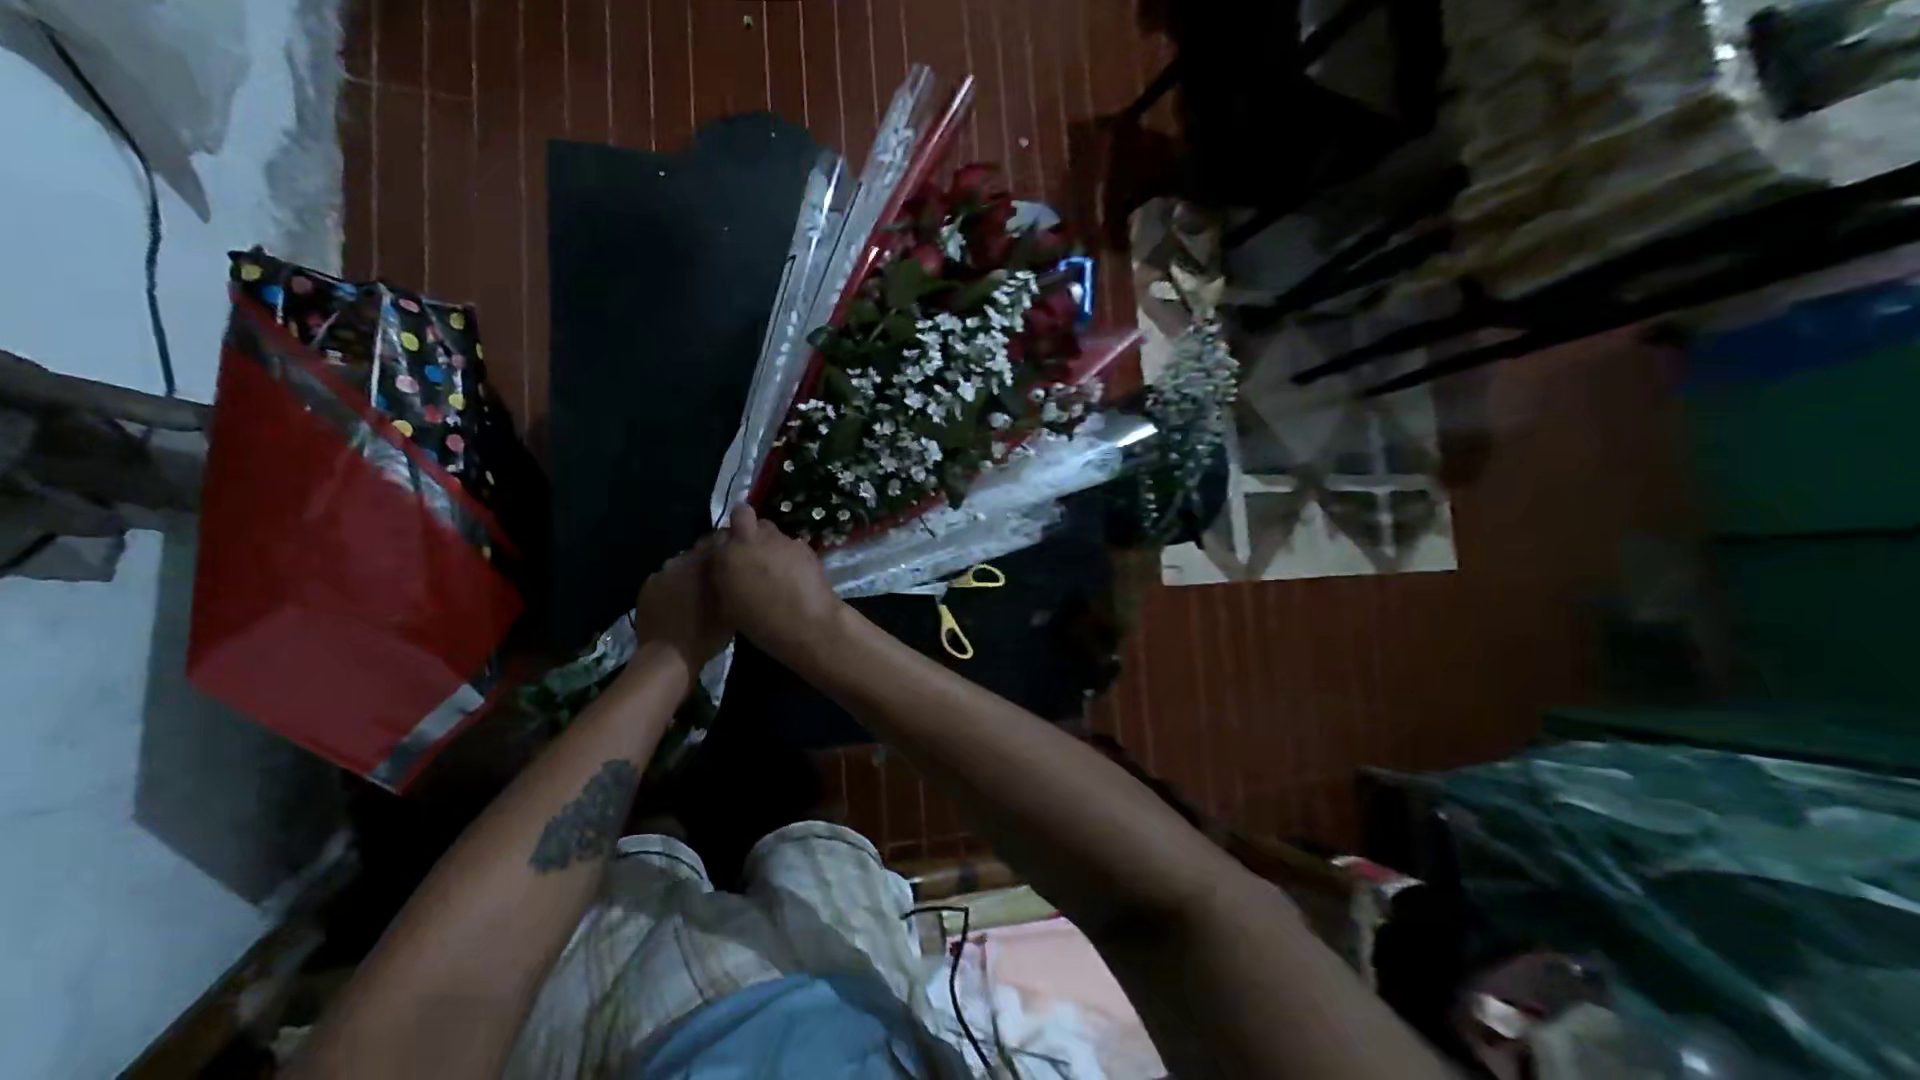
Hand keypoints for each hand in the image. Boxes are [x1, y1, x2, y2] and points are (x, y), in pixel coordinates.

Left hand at [632, 536, 731, 673]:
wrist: (667, 657)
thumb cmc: (706, 633)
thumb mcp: (730, 606)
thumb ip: (730, 580)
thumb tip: (733, 566)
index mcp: (700, 563)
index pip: (715, 543)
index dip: (724, 551)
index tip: (732, 561)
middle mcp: (677, 562)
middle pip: (694, 556)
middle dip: (703, 565)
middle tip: (714, 581)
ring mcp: (658, 576)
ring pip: (677, 569)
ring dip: (686, 577)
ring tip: (695, 595)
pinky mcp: (645, 590)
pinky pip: (663, 583)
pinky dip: (671, 589)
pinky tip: (677, 605)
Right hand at [711, 505, 843, 665]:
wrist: (806, 623)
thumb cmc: (761, 622)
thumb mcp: (729, 603)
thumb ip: (724, 575)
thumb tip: (726, 564)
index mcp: (727, 553)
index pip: (718, 533)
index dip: (724, 540)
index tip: (727, 552)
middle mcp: (752, 539)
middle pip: (743, 515)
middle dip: (744, 524)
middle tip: (749, 547)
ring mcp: (780, 540)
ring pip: (769, 529)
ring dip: (767, 540)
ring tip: (772, 564)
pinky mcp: (803, 546)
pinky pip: (789, 542)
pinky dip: (788, 552)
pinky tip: (792, 571)